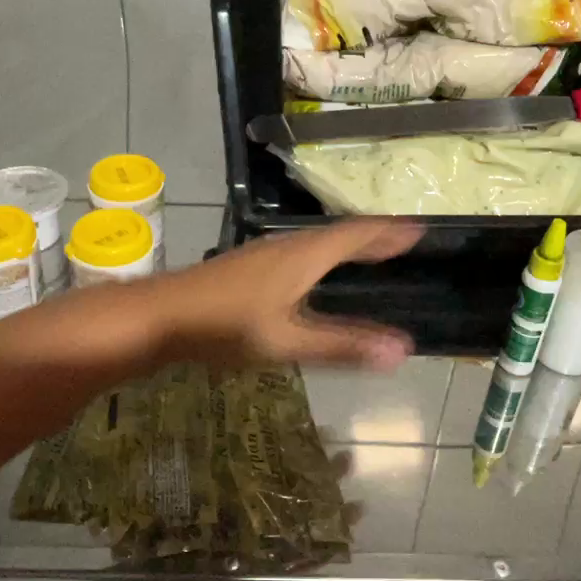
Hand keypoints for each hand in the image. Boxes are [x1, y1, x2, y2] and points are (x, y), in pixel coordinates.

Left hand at [149, 219, 422, 371]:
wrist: (161, 315)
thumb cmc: (225, 326)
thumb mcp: (287, 342)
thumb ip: (342, 347)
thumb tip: (402, 350)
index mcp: (303, 256)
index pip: (356, 235)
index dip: (387, 232)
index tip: (418, 229)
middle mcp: (287, 246)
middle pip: (338, 235)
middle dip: (372, 236)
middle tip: (402, 239)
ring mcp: (264, 254)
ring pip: (317, 242)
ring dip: (347, 245)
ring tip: (369, 253)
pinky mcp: (249, 267)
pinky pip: (300, 252)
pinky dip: (324, 256)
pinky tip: (316, 274)